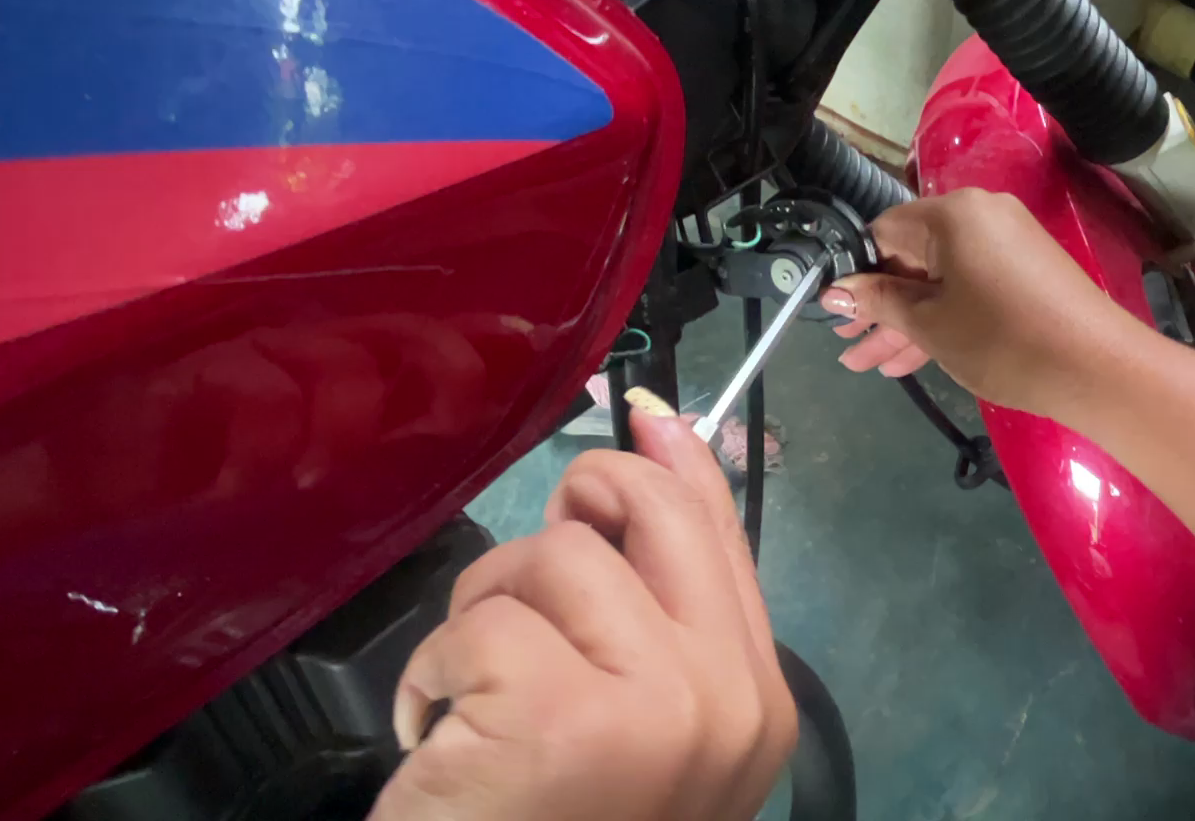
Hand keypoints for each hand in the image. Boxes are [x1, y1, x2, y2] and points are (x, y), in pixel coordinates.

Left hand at [372, 391, 796, 820]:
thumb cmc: (571, 819)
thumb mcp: (639, 717)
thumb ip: (655, 601)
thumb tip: (654, 451)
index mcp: (755, 692)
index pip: (721, 531)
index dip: (678, 461)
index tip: (645, 414)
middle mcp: (729, 695)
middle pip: (651, 508)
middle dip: (578, 503)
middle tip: (533, 568)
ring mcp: (661, 709)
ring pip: (558, 555)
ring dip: (488, 609)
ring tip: (477, 692)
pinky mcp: (567, 725)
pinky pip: (485, 623)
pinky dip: (438, 670)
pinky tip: (444, 735)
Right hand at [820, 188, 1135, 415]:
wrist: (1099, 368)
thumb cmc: (1000, 339)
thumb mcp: (929, 323)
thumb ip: (878, 301)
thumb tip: (833, 291)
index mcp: (951, 215)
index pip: (883, 231)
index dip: (858, 273)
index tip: (838, 311)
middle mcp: (978, 217)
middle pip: (911, 258)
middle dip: (879, 307)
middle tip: (850, 343)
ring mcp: (1004, 245)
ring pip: (938, 281)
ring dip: (905, 322)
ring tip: (868, 364)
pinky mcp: (1023, 272)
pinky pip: (966, 289)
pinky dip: (941, 318)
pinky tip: (908, 360)